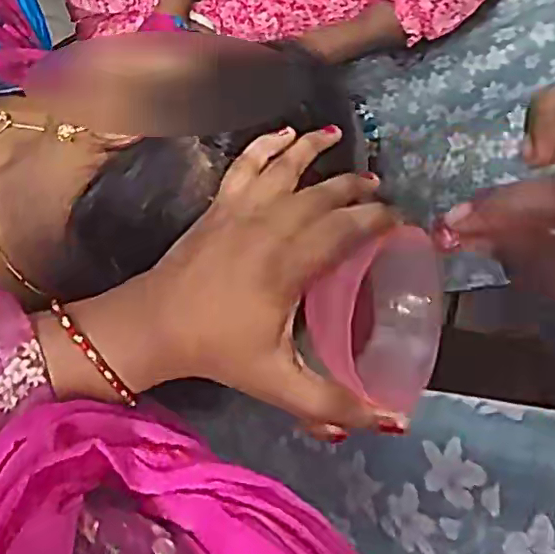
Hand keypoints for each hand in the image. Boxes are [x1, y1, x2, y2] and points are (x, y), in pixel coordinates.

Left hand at [61, 128, 401, 434]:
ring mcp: (242, 208)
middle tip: (379, 189)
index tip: (398, 218)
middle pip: (321, 195)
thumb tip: (391, 421)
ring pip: (285, 167)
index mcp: (288, 265)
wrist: (156, 323)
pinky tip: (284, 132)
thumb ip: (333, 404)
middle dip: (354, 187)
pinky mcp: (221, 201)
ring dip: (313, 149)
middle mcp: (269, 226)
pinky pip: (246, 163)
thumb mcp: (277, 383)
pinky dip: (266, 144)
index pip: (343, 230)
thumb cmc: (218, 349)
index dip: (375, 219)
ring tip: (338, 137)